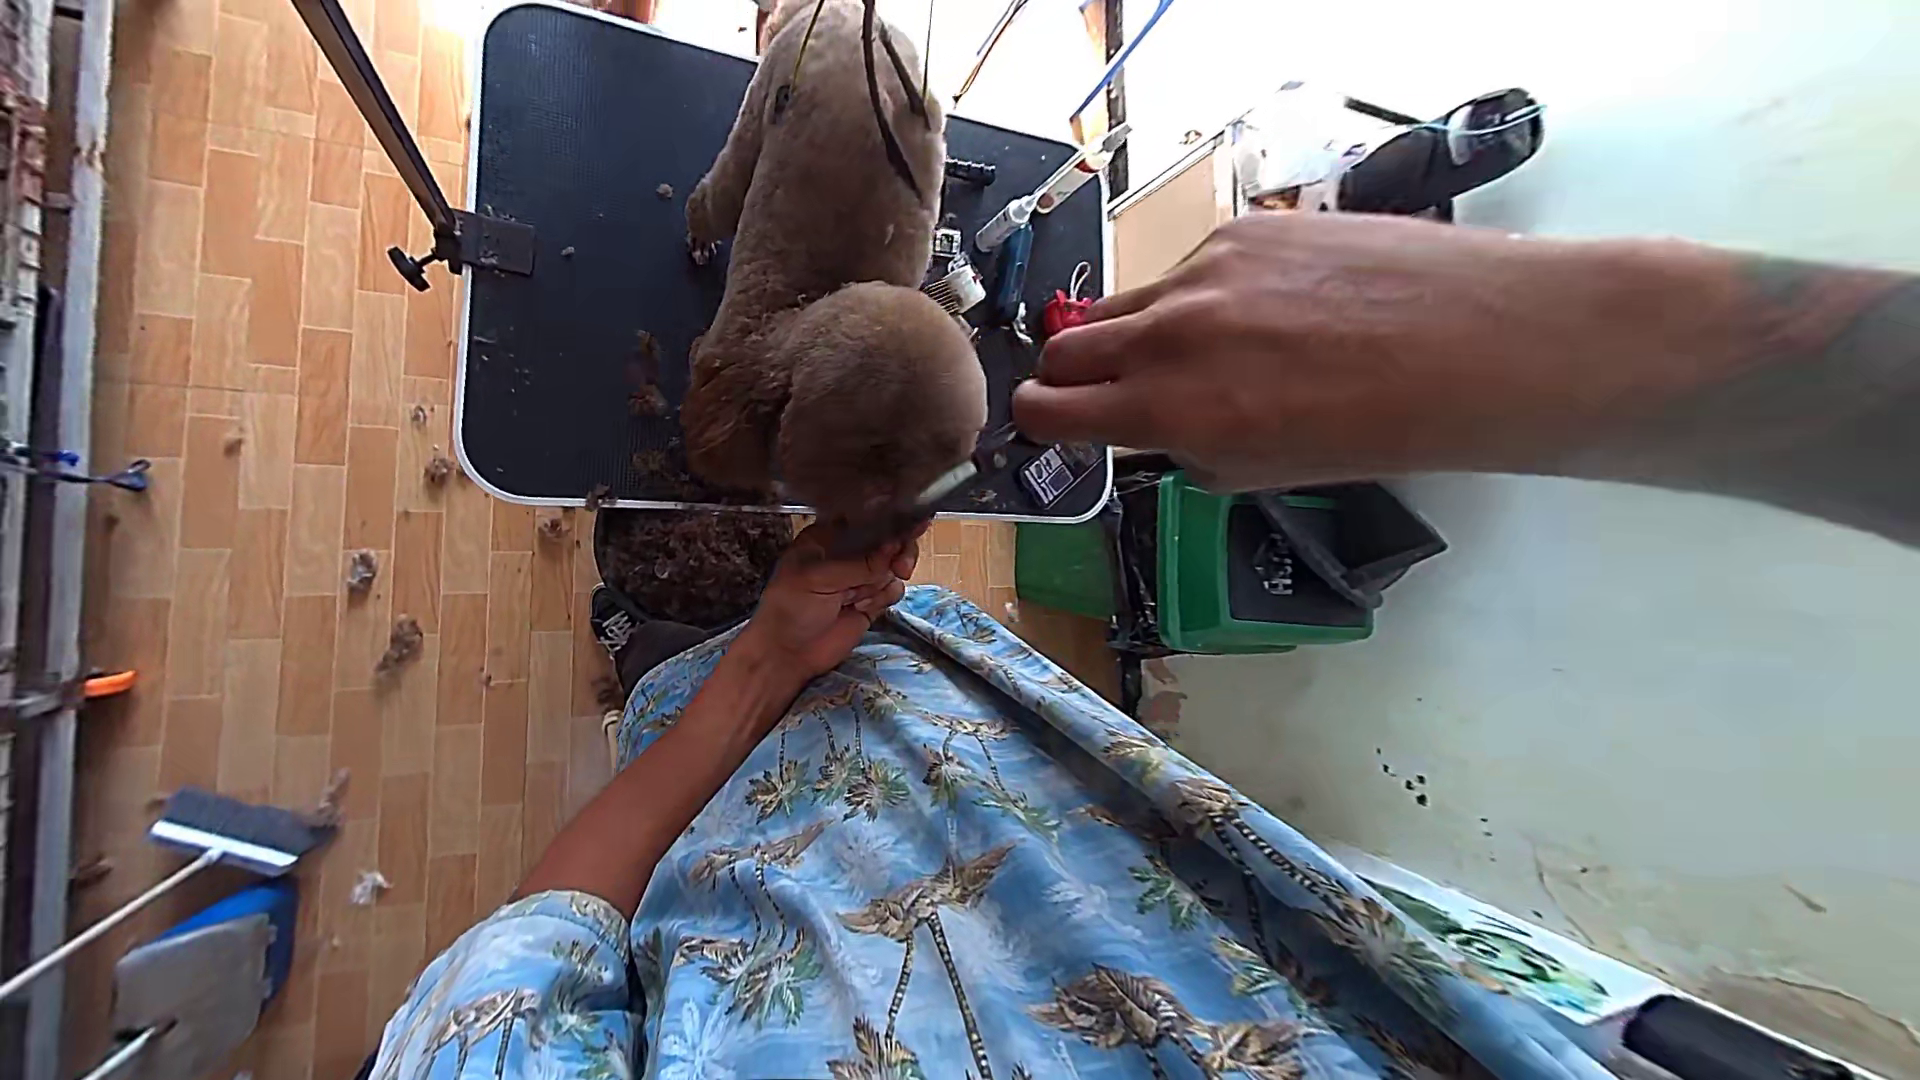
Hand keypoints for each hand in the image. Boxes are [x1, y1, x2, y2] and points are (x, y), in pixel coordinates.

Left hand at [729, 522, 920, 689]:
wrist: (787, 654)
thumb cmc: (790, 608)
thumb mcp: (817, 578)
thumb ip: (858, 564)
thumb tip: (893, 548)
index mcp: (826, 537)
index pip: (863, 520)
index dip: (886, 522)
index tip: (906, 527)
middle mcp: (846, 553)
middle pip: (886, 540)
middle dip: (897, 551)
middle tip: (902, 566)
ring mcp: (860, 577)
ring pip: (893, 565)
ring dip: (886, 579)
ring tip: (865, 596)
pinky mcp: (871, 600)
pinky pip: (893, 589)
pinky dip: (885, 597)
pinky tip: (863, 608)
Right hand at [1013, 212, 1748, 488]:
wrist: (1476, 346)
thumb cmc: (1360, 435)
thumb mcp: (1242, 470)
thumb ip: (1168, 445)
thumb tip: (1138, 424)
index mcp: (1162, 409)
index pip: (1045, 407)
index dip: (1036, 418)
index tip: (1045, 420)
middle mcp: (1163, 335)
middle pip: (1062, 346)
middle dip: (1067, 376)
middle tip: (1101, 392)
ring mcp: (1199, 272)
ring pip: (1119, 307)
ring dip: (1128, 338)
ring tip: (1191, 353)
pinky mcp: (1240, 229)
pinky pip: (1181, 275)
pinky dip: (1192, 302)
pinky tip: (1254, 312)